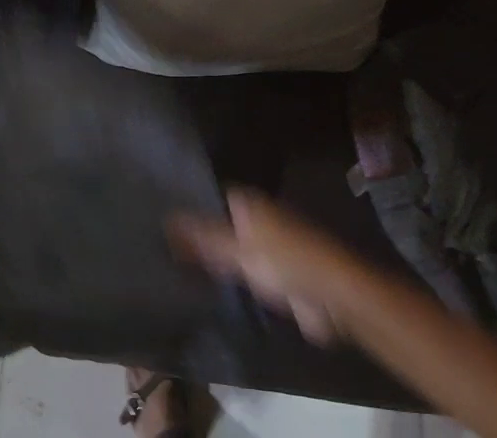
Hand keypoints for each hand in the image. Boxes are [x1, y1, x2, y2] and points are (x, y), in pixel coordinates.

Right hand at [171, 188, 360, 345]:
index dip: (192, 209)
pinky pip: (245, 275)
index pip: (214, 198)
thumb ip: (202, 239)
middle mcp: (259, 220)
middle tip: (163, 249)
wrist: (333, 296)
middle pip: (222, 225)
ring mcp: (268, 248)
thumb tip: (166, 219)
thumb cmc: (285, 263)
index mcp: (251, 205)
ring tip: (177, 269)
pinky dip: (230, 281)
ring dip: (214, 261)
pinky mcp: (276, 276)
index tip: (165, 223)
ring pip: (232, 251)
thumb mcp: (237, 251)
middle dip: (200, 237)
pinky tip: (207, 289)